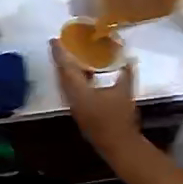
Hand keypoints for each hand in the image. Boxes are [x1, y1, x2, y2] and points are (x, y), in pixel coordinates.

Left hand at [49, 41, 141, 160]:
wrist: (117, 144)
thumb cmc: (119, 117)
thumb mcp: (124, 91)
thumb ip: (125, 73)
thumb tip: (129, 57)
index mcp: (77, 90)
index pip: (65, 67)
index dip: (60, 52)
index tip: (54, 39)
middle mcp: (70, 97)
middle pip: (61, 74)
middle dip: (61, 59)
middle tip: (61, 44)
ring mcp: (73, 105)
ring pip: (65, 82)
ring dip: (67, 68)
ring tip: (71, 55)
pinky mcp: (79, 110)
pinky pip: (71, 89)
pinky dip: (74, 78)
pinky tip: (83, 74)